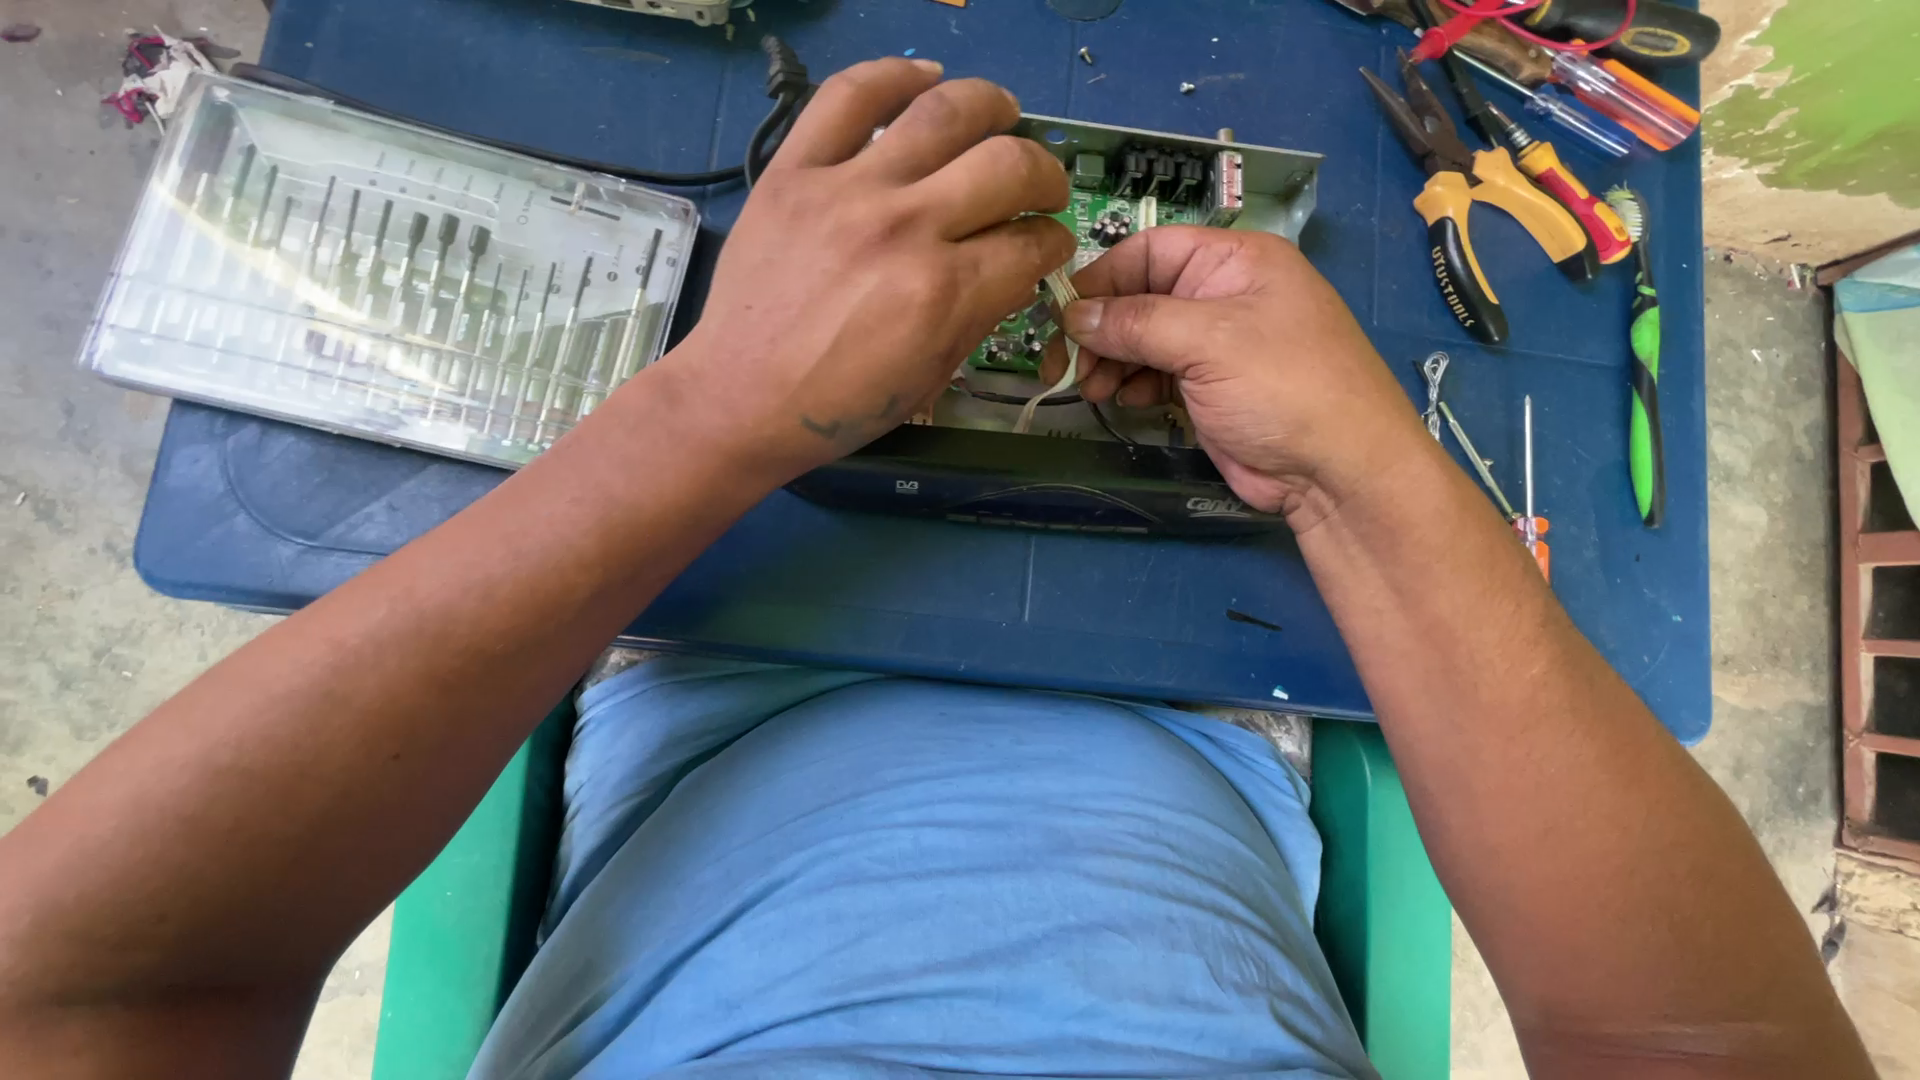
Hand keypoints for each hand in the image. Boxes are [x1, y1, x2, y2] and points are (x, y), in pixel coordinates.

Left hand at [650, 57, 1075, 481]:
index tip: (1050, 243)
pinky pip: (850, 95)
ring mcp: (848, 190)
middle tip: (1043, 189)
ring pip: (944, 112)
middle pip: (1007, 167)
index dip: (1053, 243)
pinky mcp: (795, 170)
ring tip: (1006, 113)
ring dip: (994, 107)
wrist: (740, 399)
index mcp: (944, 293)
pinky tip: (925, 77)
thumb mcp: (928, 378)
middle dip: (1046, 177)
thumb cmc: (840, 406)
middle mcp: (906, 228)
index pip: (1029, 244)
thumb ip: (979, 316)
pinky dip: (895, 74)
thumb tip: (1016, 268)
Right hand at [1041, 227, 1427, 529]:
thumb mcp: (1209, 341)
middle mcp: (1219, 296)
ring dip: (1109, 362)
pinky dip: (1130, 385)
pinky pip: (1153, 375)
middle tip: (1067, 366)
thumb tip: (1073, 313)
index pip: (1148, 251)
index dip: (1101, 279)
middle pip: (1138, 298)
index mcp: (1231, 262)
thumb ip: (1136, 322)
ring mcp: (1212, 345)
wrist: (1335, 470)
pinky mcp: (1205, 388)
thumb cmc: (1283, 387)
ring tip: (1093, 389)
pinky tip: (1121, 400)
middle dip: (1100, 330)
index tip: (1061, 316)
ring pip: (1139, 341)